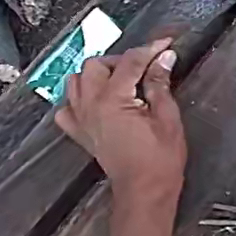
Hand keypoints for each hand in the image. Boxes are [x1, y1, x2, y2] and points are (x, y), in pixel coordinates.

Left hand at [54, 39, 185, 210]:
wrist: (144, 192)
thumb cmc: (160, 159)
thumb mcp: (167, 117)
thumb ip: (160, 84)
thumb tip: (163, 57)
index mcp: (113, 100)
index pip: (130, 62)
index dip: (150, 49)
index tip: (166, 44)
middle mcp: (90, 106)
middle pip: (96, 64)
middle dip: (121, 60)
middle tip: (145, 66)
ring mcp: (80, 119)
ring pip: (77, 81)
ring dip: (97, 74)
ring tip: (121, 80)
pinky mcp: (79, 132)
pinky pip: (68, 107)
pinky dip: (79, 98)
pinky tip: (97, 101)